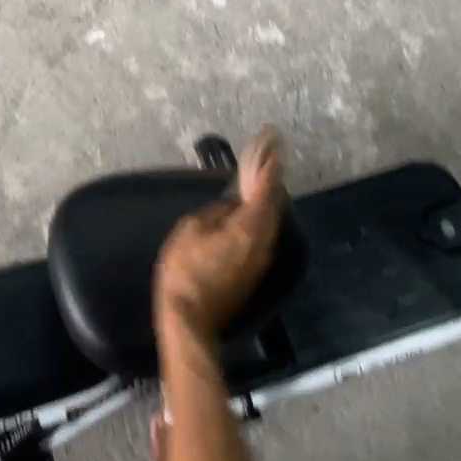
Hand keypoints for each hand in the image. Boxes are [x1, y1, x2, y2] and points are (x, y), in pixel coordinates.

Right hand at [154, 126, 288, 341]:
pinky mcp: (253, 271)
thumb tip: (231, 205)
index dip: (270, 162)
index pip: (266, 186)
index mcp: (249, 226)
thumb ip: (216, 211)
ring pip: (270, 219)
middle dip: (272, 176)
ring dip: (267, 195)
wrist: (190, 321)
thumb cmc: (185, 271)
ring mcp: (261, 258)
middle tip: (268, 152)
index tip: (273, 139)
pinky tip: (251, 207)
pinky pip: (263, 232)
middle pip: (274, 202)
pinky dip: (260, 213)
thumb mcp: (191, 229)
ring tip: (260, 174)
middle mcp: (263, 240)